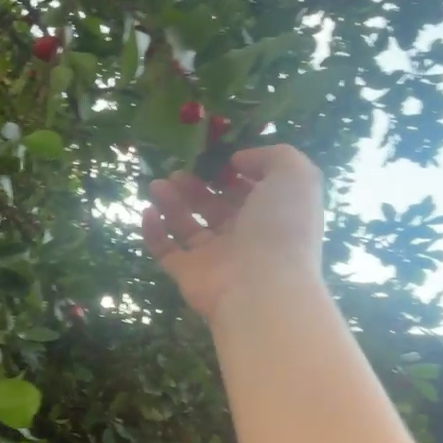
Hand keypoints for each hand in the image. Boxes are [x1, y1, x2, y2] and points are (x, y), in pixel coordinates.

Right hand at [141, 144, 324, 319]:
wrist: (261, 286)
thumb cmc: (281, 226)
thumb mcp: (294, 175)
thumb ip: (272, 156)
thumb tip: (238, 160)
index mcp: (271, 214)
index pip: (249, 191)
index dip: (233, 173)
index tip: (216, 159)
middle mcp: (243, 235)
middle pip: (214, 206)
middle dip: (196, 186)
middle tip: (177, 172)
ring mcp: (213, 256)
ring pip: (186, 225)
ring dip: (171, 203)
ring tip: (157, 185)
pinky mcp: (187, 272)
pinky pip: (165, 250)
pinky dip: (154, 231)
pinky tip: (148, 211)